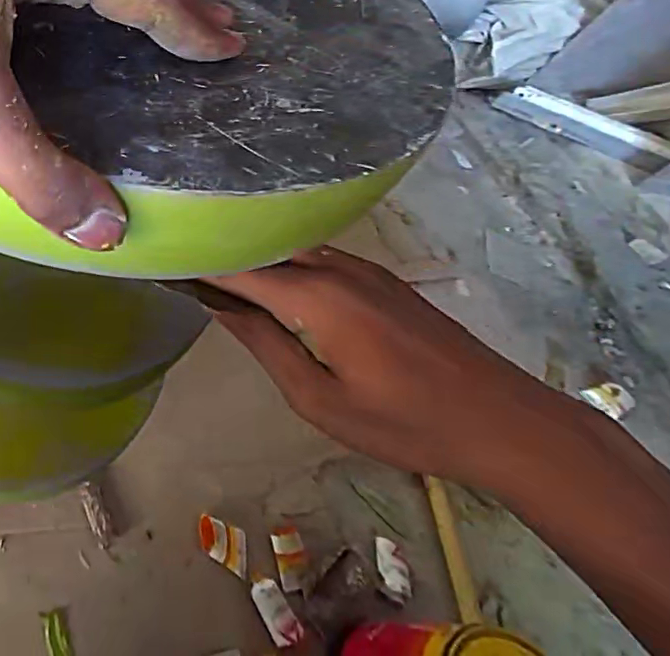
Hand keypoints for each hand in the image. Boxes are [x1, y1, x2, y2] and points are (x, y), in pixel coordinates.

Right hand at [202, 247, 590, 490]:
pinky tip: (271, 280)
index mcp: (314, 296)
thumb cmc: (407, 422)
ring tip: (217, 271)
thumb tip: (218, 305)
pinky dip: (282, 260)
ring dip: (251, 254)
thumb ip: (264, 344)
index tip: (160, 261)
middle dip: (219, 251)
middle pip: (259, 246)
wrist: (509, 424)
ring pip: (287, 246)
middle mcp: (333, 267)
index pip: (235, 266)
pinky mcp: (380, 276)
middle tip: (181, 265)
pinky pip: (314, 255)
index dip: (195, 262)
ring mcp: (361, 267)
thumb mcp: (319, 399)